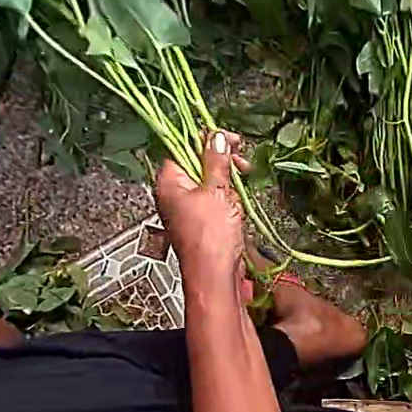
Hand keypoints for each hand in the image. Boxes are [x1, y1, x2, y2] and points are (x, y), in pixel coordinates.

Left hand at [154, 132, 249, 292]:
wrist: (215, 274)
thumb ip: (216, 161)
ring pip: (209, 183)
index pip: (184, 147)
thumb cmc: (210, 236)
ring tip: (241, 190)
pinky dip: (229, 199)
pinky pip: (216, 201)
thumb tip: (216, 137)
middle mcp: (174, 193)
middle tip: (242, 165)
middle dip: (222, 163)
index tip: (231, 141)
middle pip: (197, 164)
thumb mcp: (216, 191)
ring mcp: (189, 208)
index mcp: (169, 182)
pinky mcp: (203, 221)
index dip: (207, 141)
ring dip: (228, 183)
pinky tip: (238, 206)